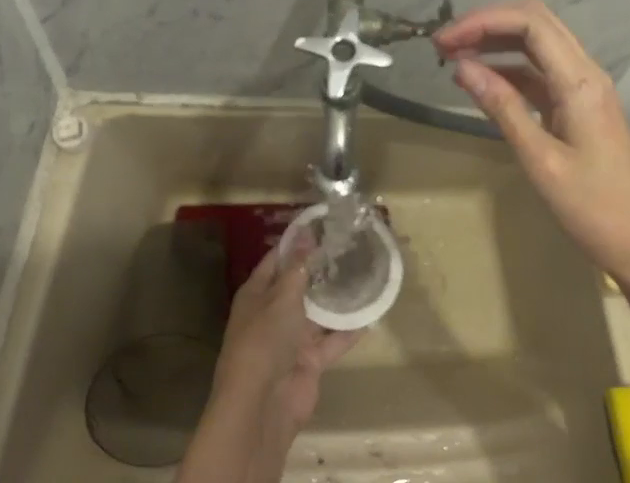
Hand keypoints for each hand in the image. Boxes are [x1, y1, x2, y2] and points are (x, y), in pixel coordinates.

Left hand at [214, 236, 362, 433]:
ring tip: (366, 273)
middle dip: (323, 269)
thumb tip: (306, 233)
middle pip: (300, 285)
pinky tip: (372, 312)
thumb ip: (298, 267)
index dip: (298, 242)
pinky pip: (332, 340)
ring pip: (319, 313)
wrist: (262, 405)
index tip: (325, 225)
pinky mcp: (310, 361)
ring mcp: (291, 339)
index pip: (278, 260)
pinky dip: (350, 330)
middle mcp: (273, 313)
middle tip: (353, 247)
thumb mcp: (281, 297)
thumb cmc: (265, 341)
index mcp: (257, 294)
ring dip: (338, 299)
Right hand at [434, 0, 629, 300]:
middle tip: (444, 44)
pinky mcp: (580, 107)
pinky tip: (481, 82)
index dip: (483, 20)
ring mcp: (585, 90)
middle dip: (487, 24)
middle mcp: (586, 73)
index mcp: (580, 82)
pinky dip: (509, 69)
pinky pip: (541, 73)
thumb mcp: (541, 162)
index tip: (444, 41)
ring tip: (454, 58)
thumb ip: (502, 108)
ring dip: (496, 43)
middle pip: (535, 23)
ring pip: (537, 45)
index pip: (530, 23)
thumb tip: (462, 67)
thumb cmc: (595, 210)